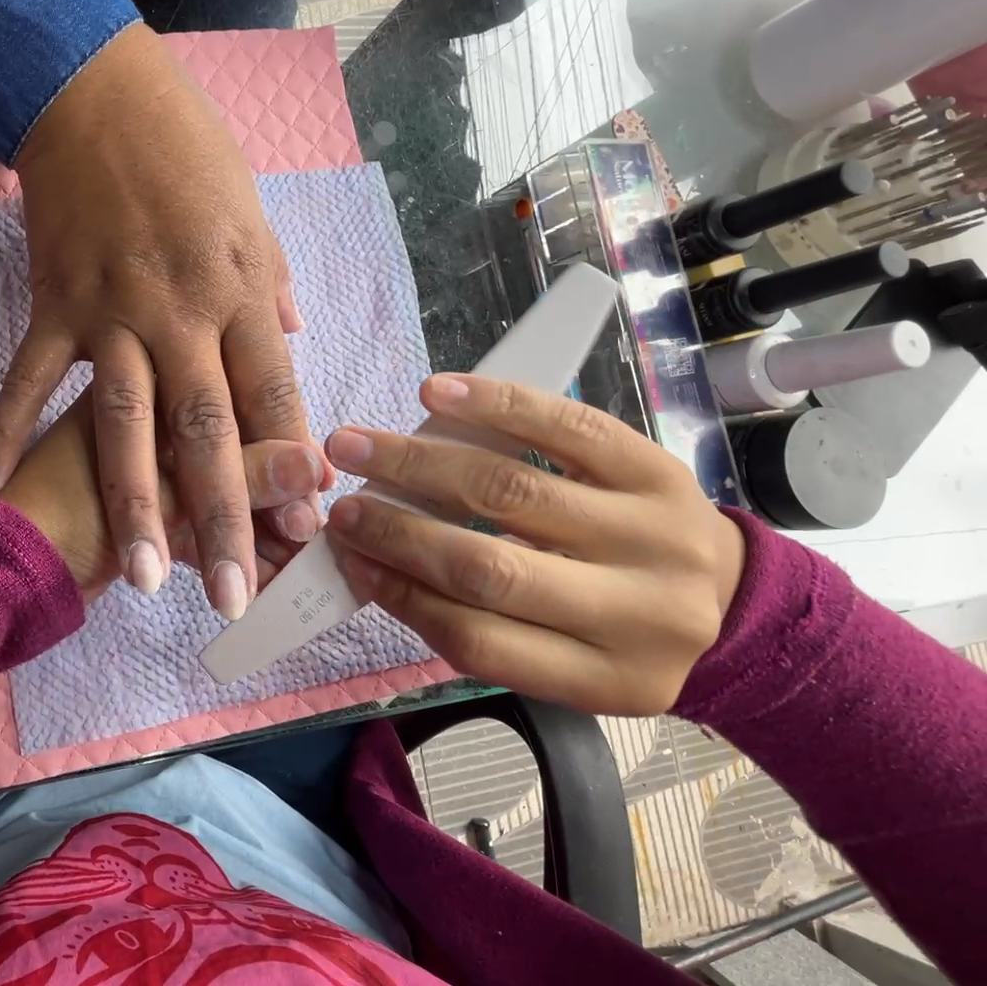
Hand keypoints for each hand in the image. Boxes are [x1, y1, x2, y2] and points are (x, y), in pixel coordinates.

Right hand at [0, 24, 311, 623]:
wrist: (98, 98)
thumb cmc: (188, 152)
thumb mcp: (253, 213)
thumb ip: (273, 289)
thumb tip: (296, 343)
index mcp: (240, 290)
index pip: (272, 394)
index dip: (289, 465)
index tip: (301, 532)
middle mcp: (180, 313)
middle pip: (205, 430)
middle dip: (220, 518)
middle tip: (230, 595)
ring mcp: (110, 314)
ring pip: (125, 424)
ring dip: (132, 505)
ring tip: (143, 579)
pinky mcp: (52, 307)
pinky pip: (28, 379)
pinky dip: (6, 429)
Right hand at [323, 374, 746, 716]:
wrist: (730, 600)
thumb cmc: (611, 632)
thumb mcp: (552, 655)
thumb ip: (467, 616)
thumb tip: (371, 558)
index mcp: (605, 677)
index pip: (475, 639)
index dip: (400, 594)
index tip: (347, 558)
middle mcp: (640, 612)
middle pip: (490, 567)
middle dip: (398, 531)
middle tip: (342, 506)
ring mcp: (657, 535)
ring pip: (514, 491)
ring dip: (420, 465)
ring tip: (359, 447)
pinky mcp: (660, 469)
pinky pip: (567, 428)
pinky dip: (496, 406)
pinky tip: (439, 393)